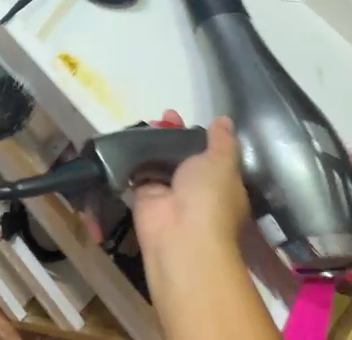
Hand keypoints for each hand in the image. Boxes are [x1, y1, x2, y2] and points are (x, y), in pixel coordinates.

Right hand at [130, 115, 249, 258]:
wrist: (181, 234)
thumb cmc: (210, 197)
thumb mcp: (222, 163)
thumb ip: (222, 141)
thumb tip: (224, 120)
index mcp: (222, 183)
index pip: (209, 154)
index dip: (197, 134)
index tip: (184, 118)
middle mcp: (196, 188)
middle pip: (181, 154)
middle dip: (172, 134)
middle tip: (161, 117)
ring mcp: (169, 192)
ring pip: (159, 160)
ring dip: (152, 142)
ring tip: (144, 123)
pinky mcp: (144, 195)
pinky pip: (138, 170)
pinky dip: (132, 155)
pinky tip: (127, 137)